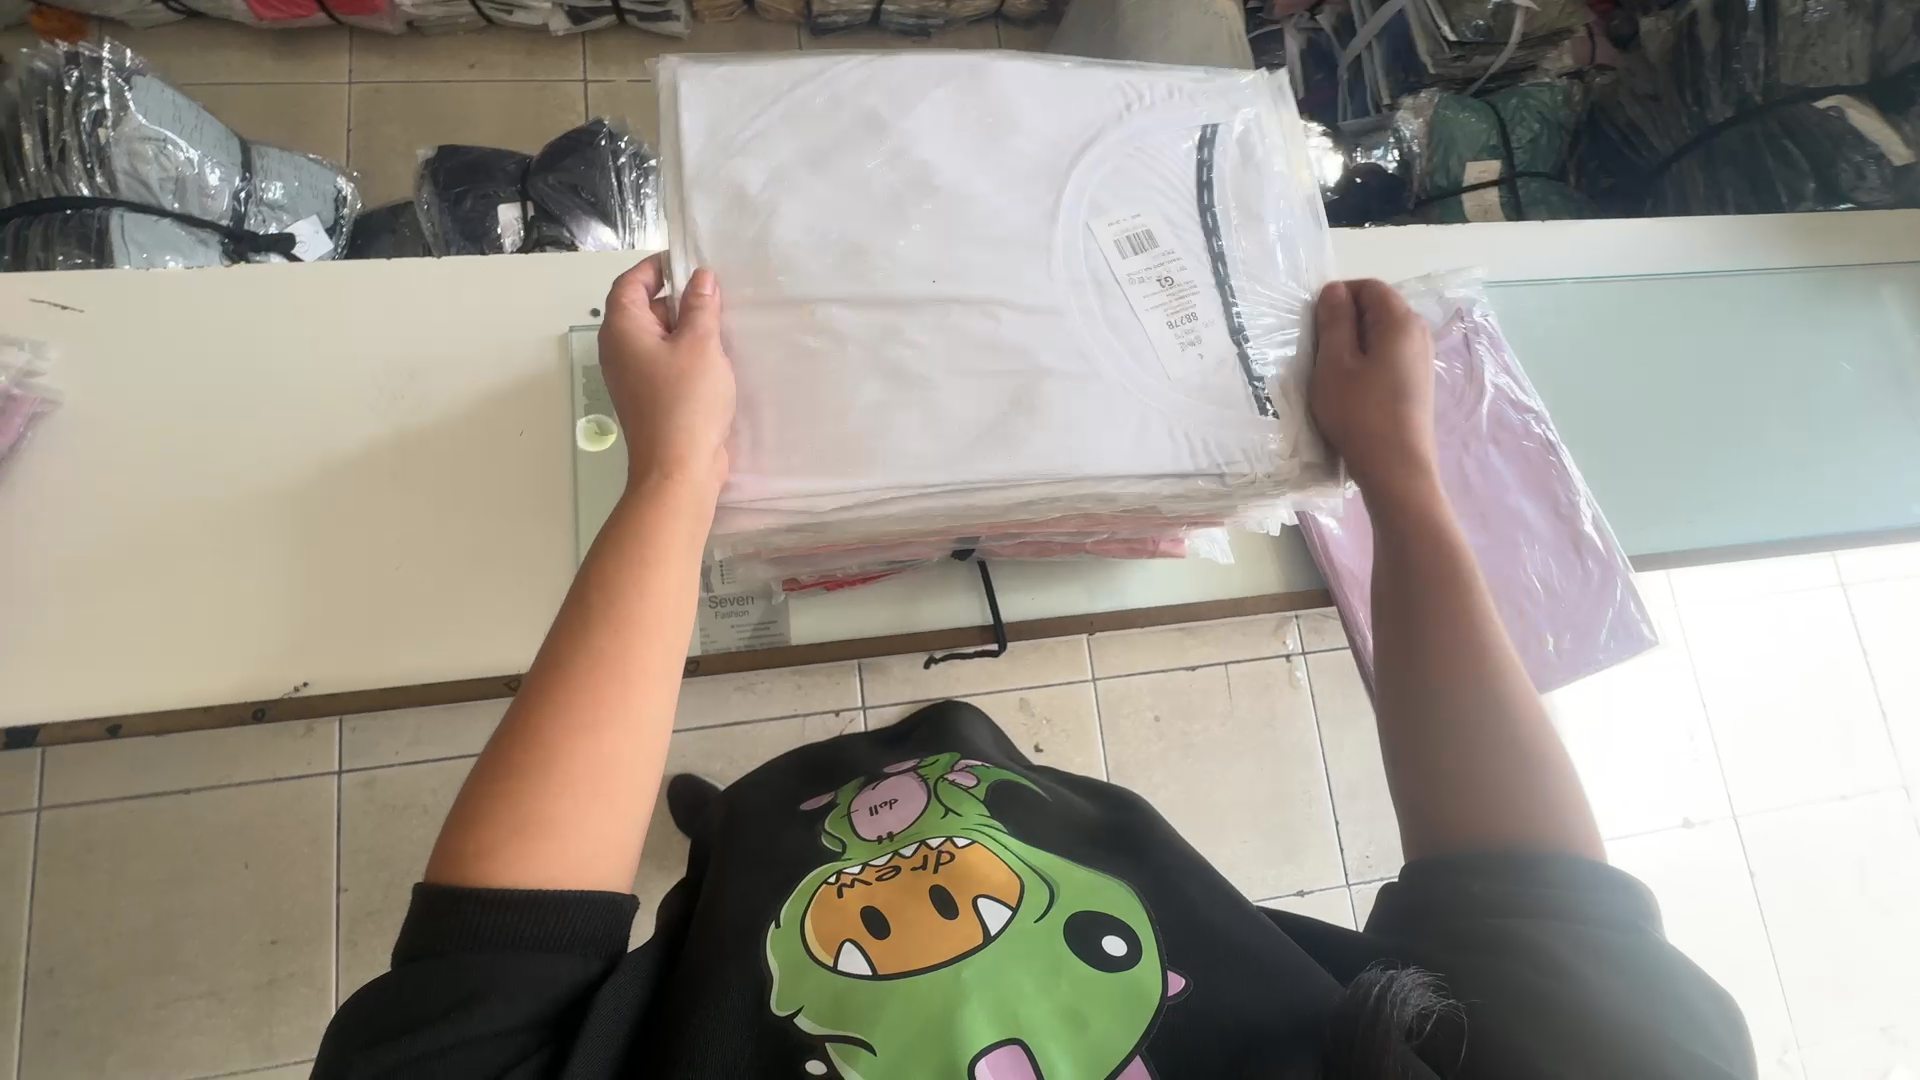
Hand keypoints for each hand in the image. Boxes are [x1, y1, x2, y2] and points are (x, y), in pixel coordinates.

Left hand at [598, 255, 736, 493]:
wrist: (678, 467)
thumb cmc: (686, 402)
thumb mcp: (701, 345)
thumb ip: (701, 307)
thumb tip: (701, 278)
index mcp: (623, 328)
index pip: (632, 283)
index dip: (657, 268)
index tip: (689, 263)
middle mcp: (620, 349)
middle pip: (645, 309)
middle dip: (679, 301)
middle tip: (716, 300)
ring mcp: (633, 377)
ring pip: (659, 339)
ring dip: (687, 332)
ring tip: (722, 331)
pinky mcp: (650, 398)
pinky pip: (666, 364)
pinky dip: (687, 357)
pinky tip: (716, 364)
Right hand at [1309, 279, 1438, 499]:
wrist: (1395, 465)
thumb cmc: (1358, 412)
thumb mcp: (1334, 365)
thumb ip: (1333, 323)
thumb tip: (1333, 290)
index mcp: (1399, 321)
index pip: (1369, 287)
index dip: (1338, 296)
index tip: (1312, 324)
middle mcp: (1418, 332)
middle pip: (1378, 308)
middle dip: (1345, 320)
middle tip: (1317, 350)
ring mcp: (1420, 358)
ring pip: (1381, 334)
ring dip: (1353, 343)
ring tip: (1330, 372)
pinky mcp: (1416, 381)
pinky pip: (1388, 355)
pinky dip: (1366, 360)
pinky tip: (1350, 387)